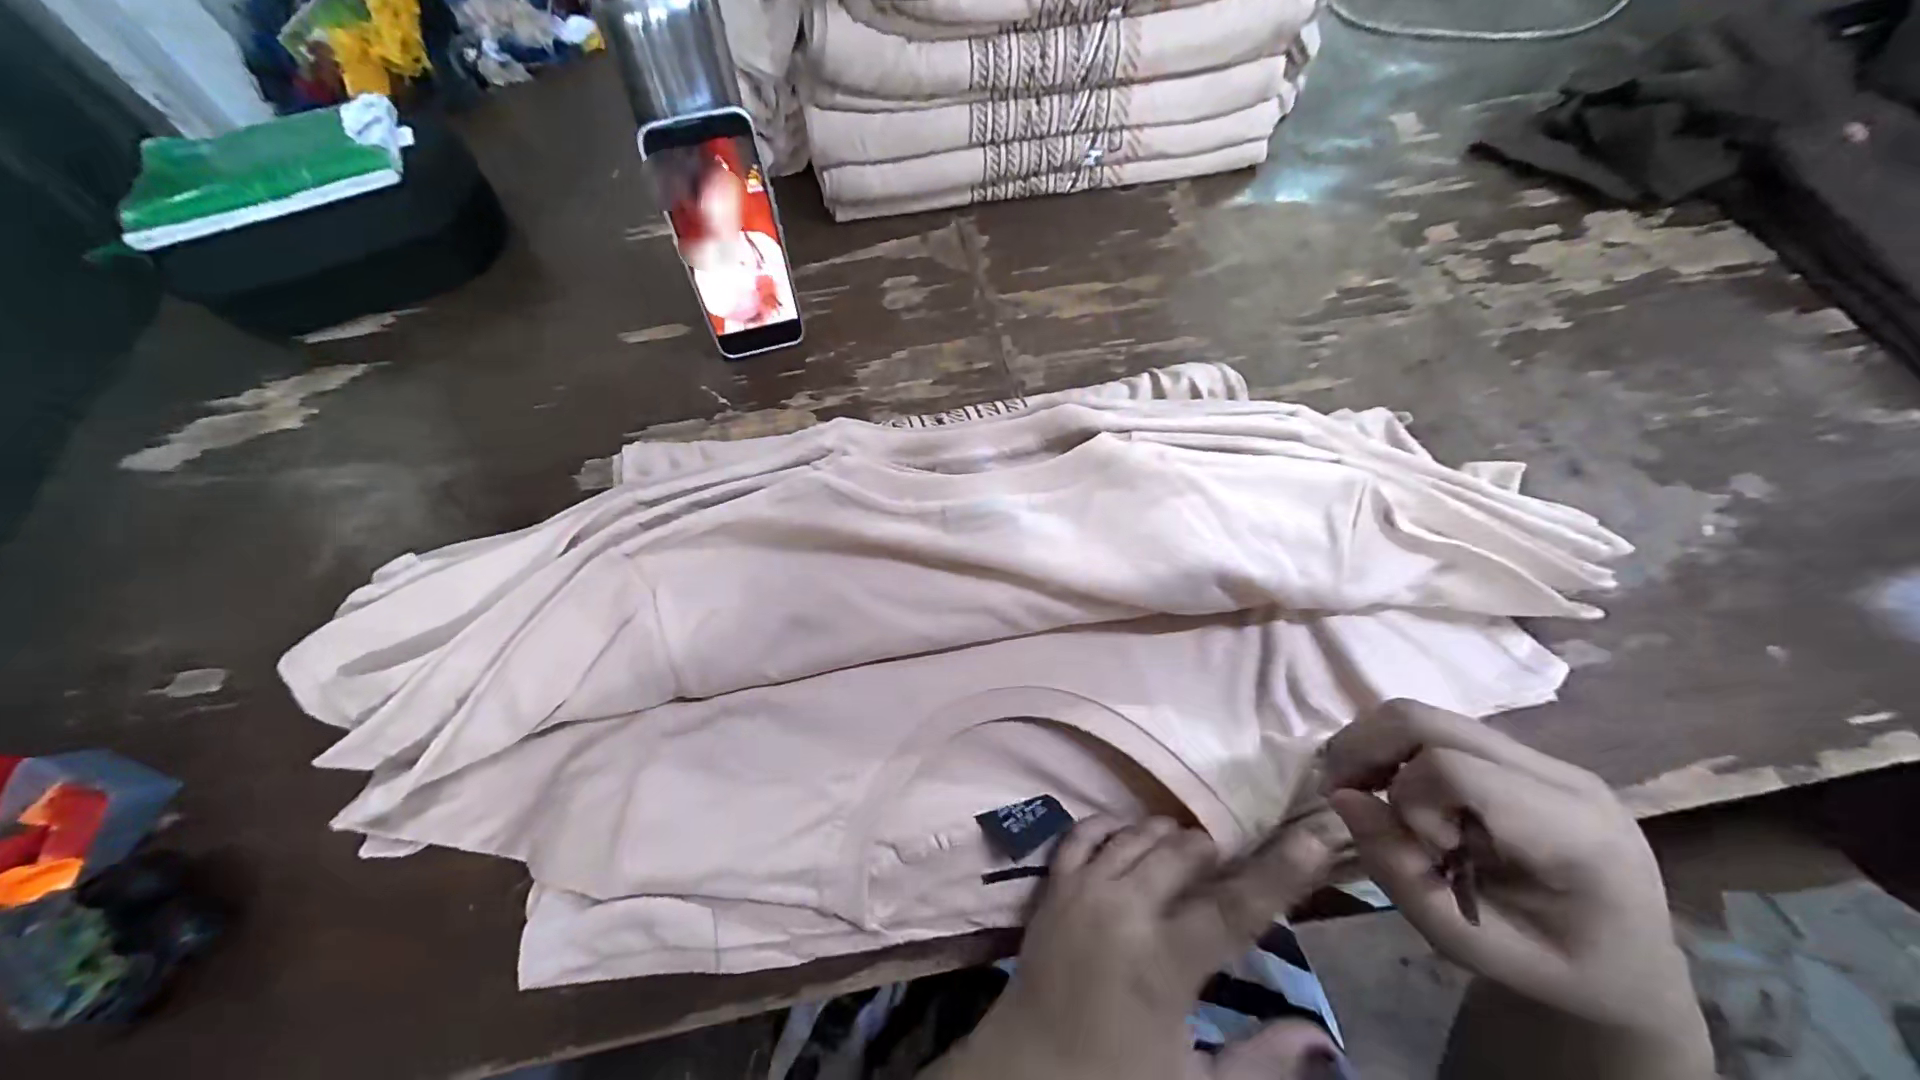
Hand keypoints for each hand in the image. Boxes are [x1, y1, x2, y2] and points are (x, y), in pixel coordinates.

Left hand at [928, 816, 1330, 1079]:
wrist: (1023, 1074)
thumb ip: (1260, 1060)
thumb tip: (1319, 1036)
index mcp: (1164, 961)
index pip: (1234, 905)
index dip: (1279, 871)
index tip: (1314, 836)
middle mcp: (1122, 909)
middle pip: (1181, 854)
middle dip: (1214, 850)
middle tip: (1231, 862)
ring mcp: (1081, 891)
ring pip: (1134, 835)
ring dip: (1166, 834)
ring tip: (1189, 848)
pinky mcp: (1051, 888)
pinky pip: (1080, 835)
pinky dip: (1109, 825)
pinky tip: (1126, 831)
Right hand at [1321, 700, 1709, 1060]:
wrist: (1626, 965)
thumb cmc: (1553, 969)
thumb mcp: (1469, 946)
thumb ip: (1401, 873)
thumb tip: (1343, 798)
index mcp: (1573, 833)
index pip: (1453, 770)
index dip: (1405, 799)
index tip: (1406, 844)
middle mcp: (1562, 775)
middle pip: (1427, 721)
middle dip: (1363, 749)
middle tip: (1339, 791)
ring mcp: (1544, 757)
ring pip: (1423, 713)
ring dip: (1372, 743)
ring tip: (1360, 787)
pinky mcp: (1521, 753)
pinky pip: (1437, 726)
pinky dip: (1394, 746)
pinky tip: (1391, 784)